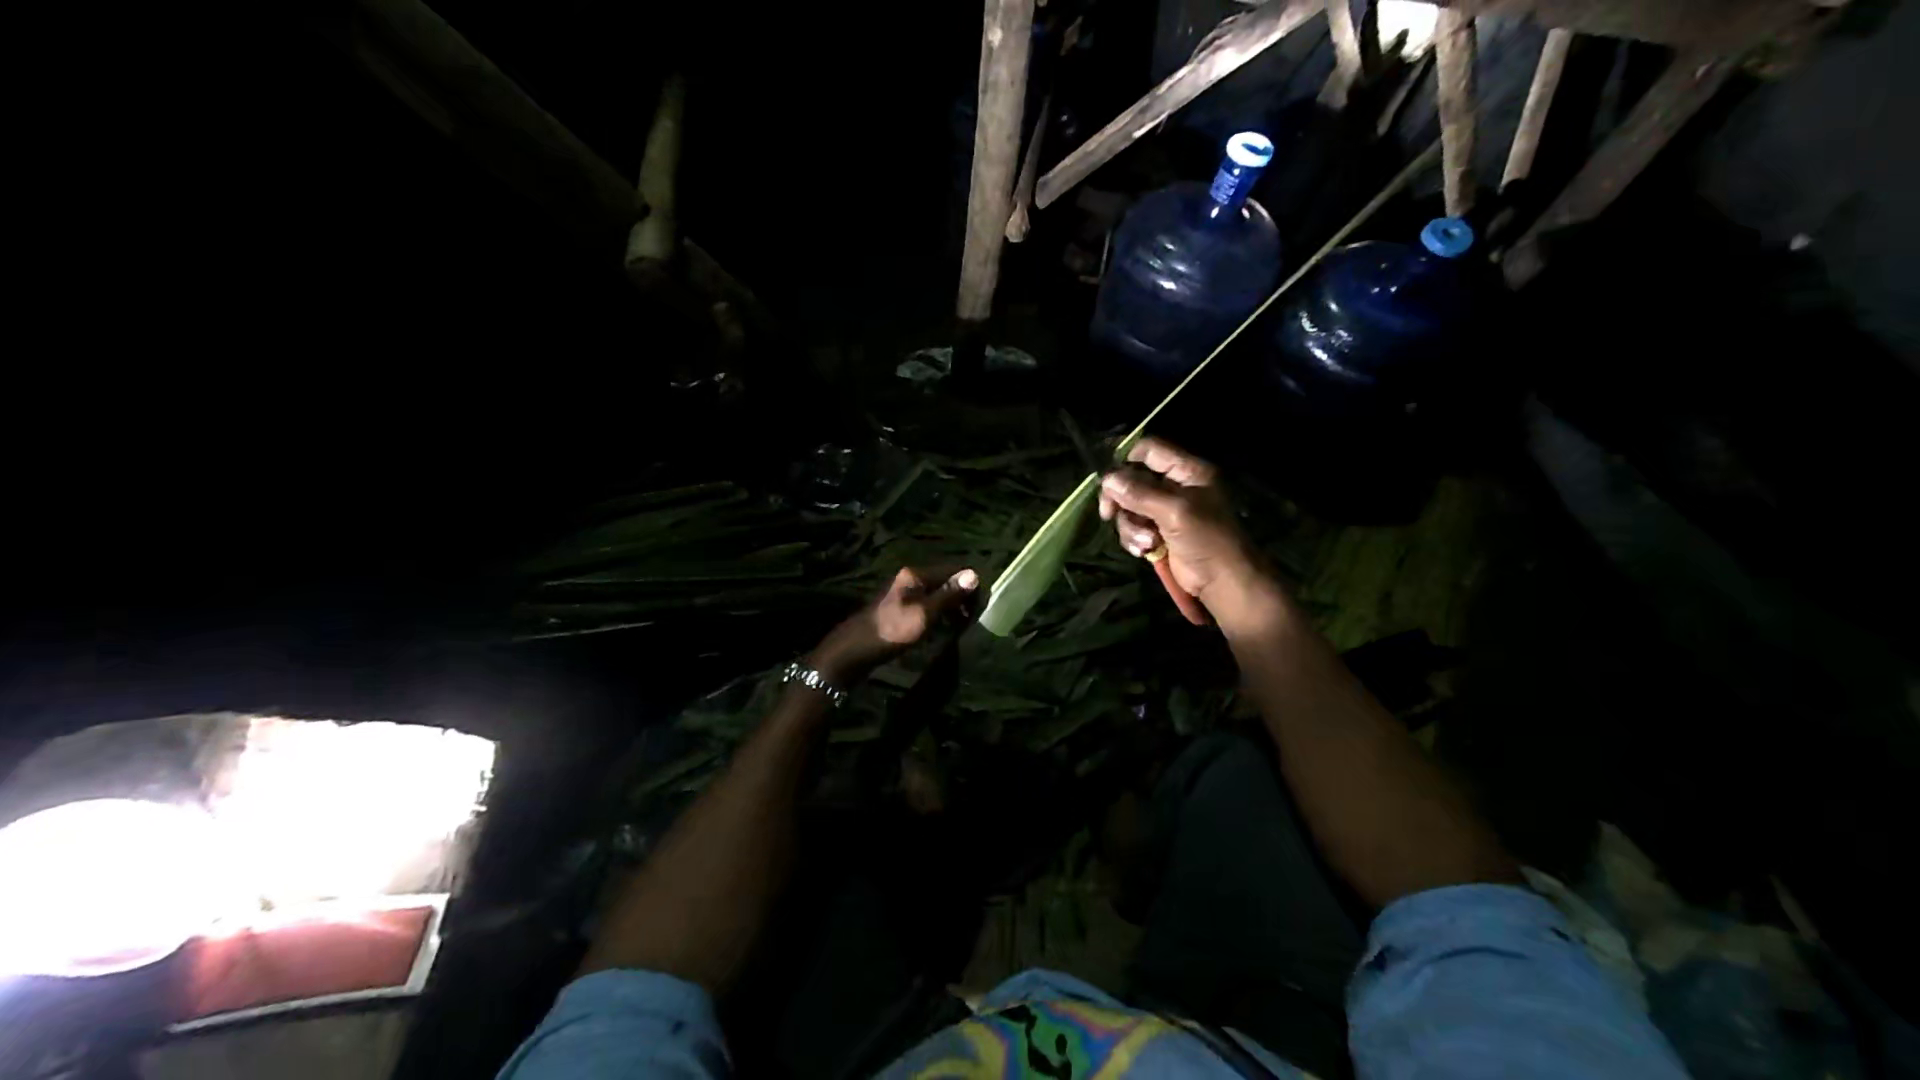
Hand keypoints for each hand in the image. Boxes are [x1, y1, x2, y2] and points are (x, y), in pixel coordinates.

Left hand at [809, 567, 977, 684]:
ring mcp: (903, 595)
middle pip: (945, 582)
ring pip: (936, 596)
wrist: (854, 651)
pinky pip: (927, 607)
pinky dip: (939, 616)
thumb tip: (974, 574)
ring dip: (951, 608)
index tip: (983, 606)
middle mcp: (910, 579)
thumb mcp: (924, 614)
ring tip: (962, 627)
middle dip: (962, 598)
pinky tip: (944, 630)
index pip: (953, 570)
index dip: (971, 585)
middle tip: (974, 619)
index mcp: (916, 575)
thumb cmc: (891, 631)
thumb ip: (948, 595)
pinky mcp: (900, 611)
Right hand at [1099, 438, 1270, 620]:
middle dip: (1121, 499)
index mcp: (1187, 471)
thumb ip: (1140, 493)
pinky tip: (1145, 550)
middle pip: (1132, 479)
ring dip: (1130, 525)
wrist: (1222, 580)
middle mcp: (1174, 485)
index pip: (1149, 450)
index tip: (1106, 477)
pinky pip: (1132, 526)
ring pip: (1128, 506)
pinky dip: (1134, 538)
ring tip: (1146, 542)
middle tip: (1108, 512)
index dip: (1126, 458)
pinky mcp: (1157, 531)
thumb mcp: (1174, 512)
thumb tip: (1107, 480)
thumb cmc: (1207, 539)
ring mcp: (1164, 509)